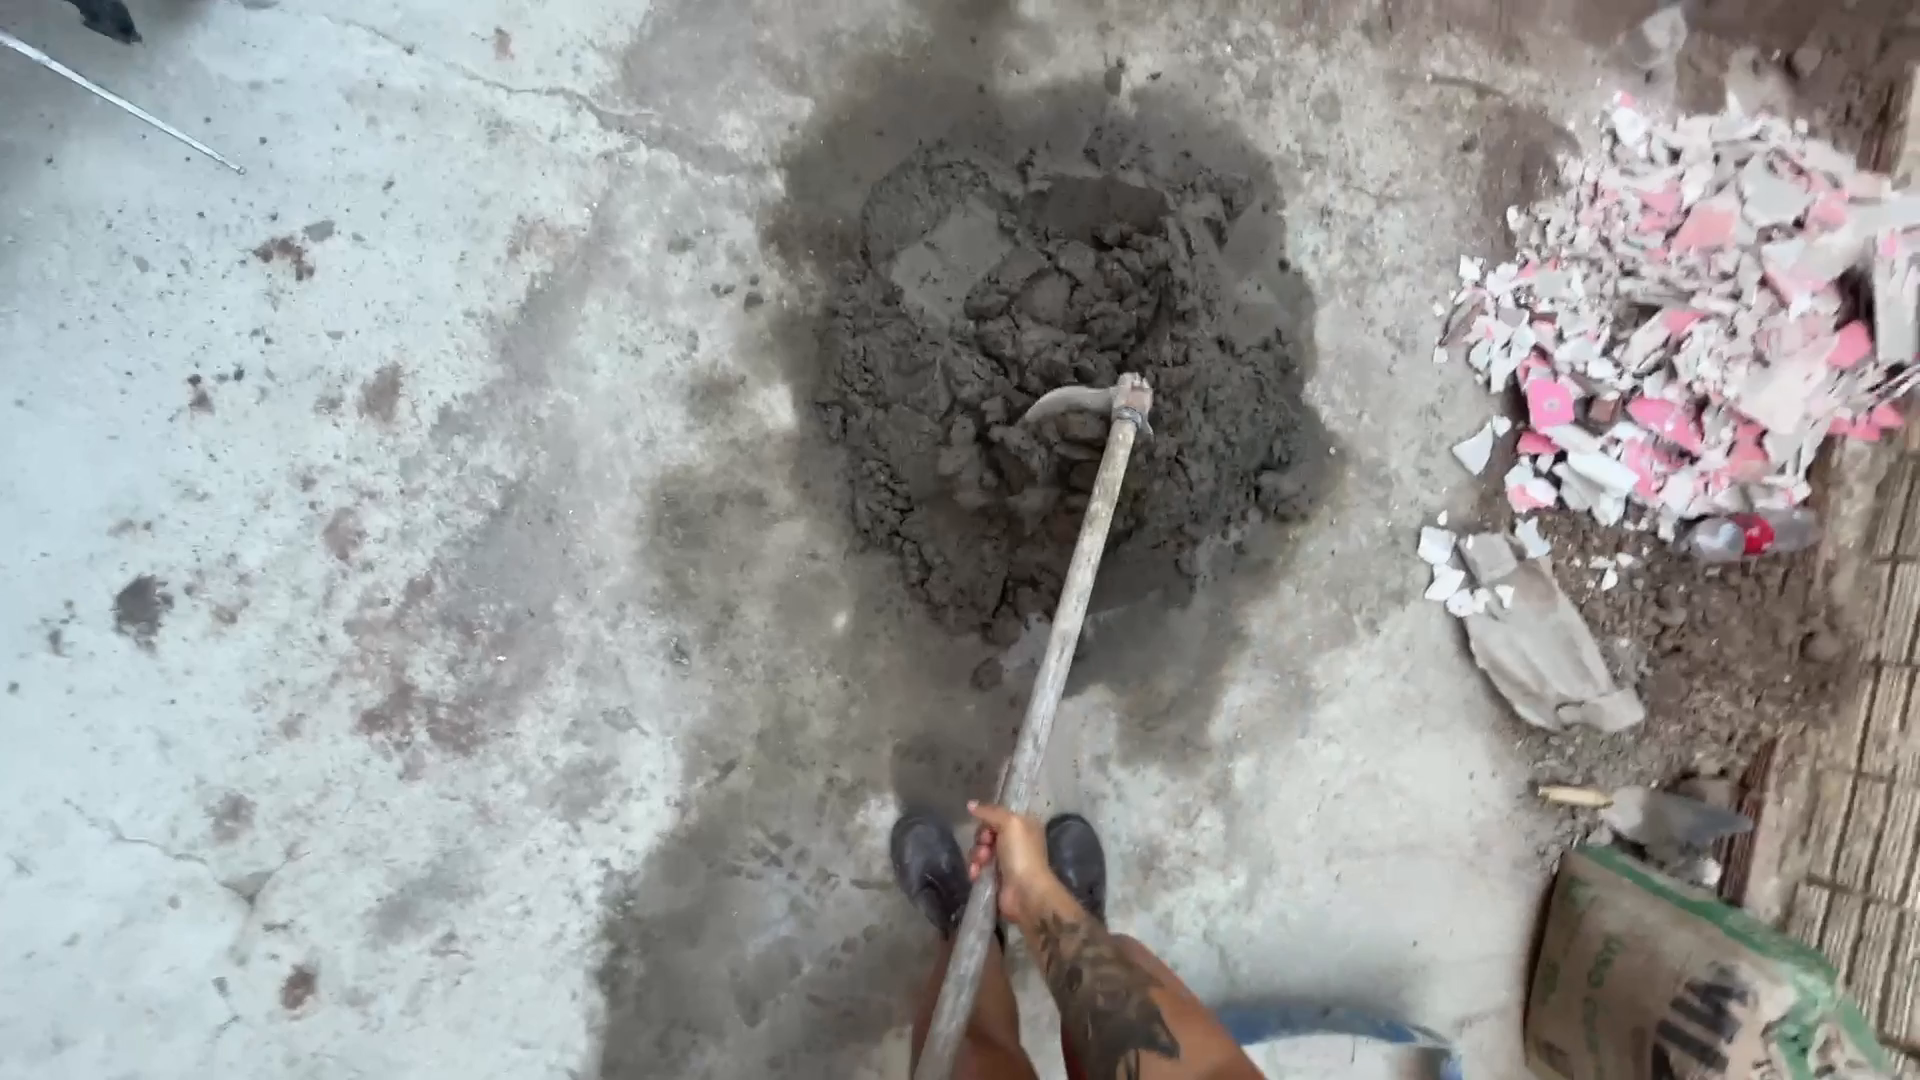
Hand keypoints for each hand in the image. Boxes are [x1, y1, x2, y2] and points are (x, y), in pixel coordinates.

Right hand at [966, 801, 1061, 924]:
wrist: (1026, 893)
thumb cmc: (1022, 854)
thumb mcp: (1010, 823)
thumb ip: (990, 812)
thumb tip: (970, 804)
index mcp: (1024, 825)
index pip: (998, 815)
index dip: (988, 821)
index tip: (987, 829)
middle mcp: (1015, 841)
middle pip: (986, 832)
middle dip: (981, 840)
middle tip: (985, 847)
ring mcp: (1005, 860)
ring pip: (980, 850)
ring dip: (976, 856)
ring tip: (980, 864)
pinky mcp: (995, 878)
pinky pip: (978, 867)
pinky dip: (975, 869)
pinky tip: (976, 874)